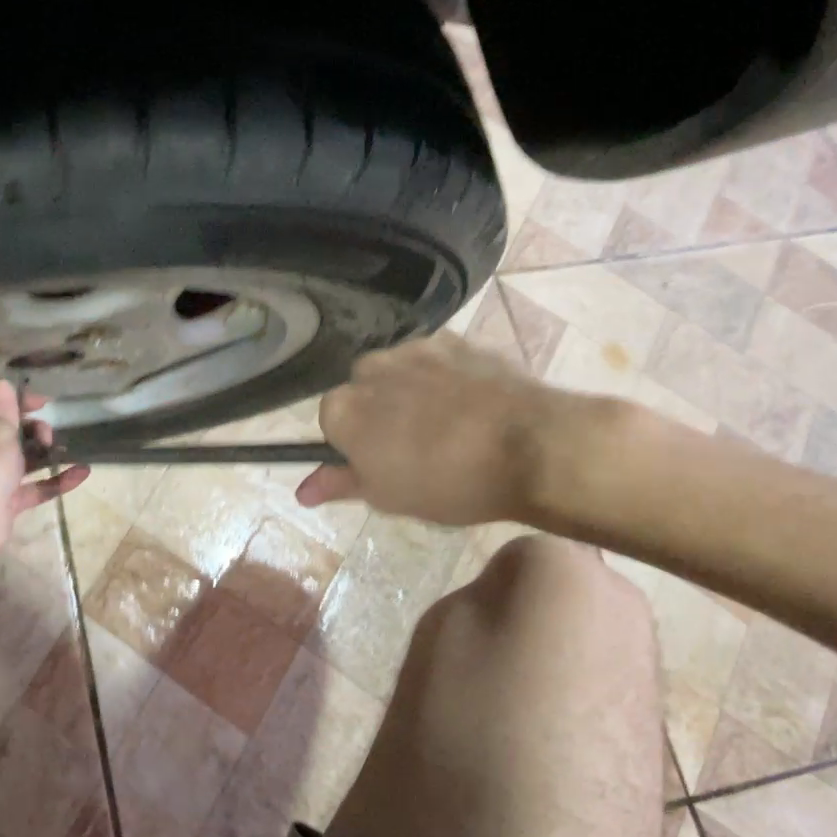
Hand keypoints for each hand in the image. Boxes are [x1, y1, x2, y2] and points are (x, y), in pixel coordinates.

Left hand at [0, 380, 90, 555]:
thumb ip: (5, 409)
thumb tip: (2, 383)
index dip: (18, 400)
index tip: (44, 403)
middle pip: (12, 433)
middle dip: (35, 429)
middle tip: (48, 435)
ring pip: (25, 460)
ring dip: (46, 453)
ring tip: (65, 450)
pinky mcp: (9, 500)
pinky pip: (36, 487)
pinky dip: (57, 481)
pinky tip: (81, 473)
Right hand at [296, 332, 577, 526]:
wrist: (535, 447)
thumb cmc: (450, 483)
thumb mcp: (388, 496)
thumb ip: (339, 484)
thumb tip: (301, 491)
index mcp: (342, 408)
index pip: (332, 425)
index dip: (357, 447)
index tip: (385, 466)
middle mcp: (367, 369)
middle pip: (363, 392)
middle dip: (381, 413)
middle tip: (417, 449)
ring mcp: (412, 349)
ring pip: (398, 372)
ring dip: (411, 392)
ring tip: (452, 426)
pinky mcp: (454, 340)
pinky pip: (436, 360)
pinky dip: (446, 377)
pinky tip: (474, 405)